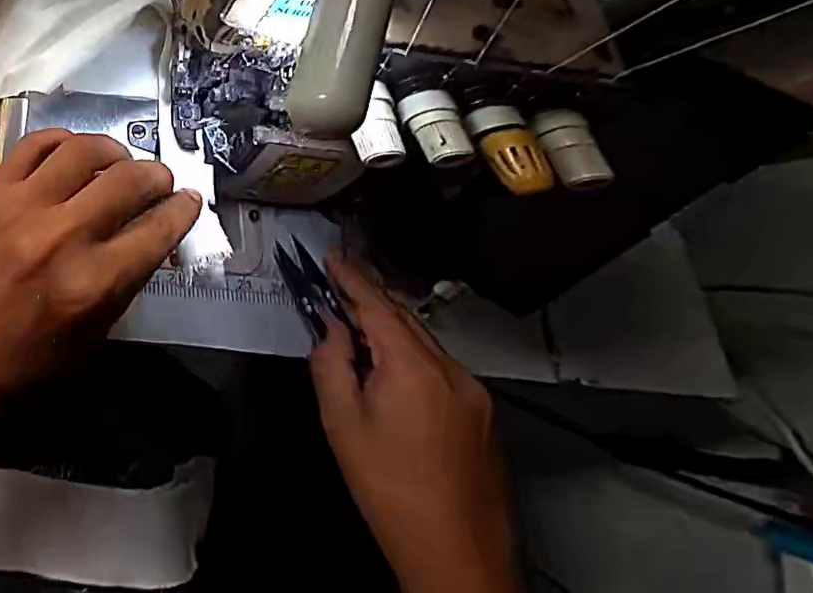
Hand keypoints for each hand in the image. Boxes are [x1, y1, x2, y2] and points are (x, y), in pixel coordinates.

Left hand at [0, 129, 201, 405]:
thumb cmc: (39, 348)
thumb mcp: (102, 324)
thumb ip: (133, 271)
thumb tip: (160, 223)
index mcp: (93, 282)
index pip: (156, 229)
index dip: (182, 209)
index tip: (189, 198)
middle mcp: (61, 237)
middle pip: (127, 181)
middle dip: (156, 175)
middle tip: (158, 179)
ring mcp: (23, 207)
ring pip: (82, 149)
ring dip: (113, 150)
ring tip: (119, 161)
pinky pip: (36, 143)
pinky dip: (63, 140)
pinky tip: (75, 152)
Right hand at [312, 254, 519, 592]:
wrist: (455, 555)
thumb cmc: (390, 489)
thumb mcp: (341, 420)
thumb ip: (330, 361)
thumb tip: (330, 328)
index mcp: (414, 368)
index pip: (377, 305)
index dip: (351, 277)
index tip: (332, 257)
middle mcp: (451, 372)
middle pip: (404, 318)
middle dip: (369, 299)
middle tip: (337, 285)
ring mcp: (473, 394)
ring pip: (424, 341)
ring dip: (389, 327)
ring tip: (357, 326)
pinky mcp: (482, 415)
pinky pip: (440, 365)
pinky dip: (410, 353)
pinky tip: (389, 367)